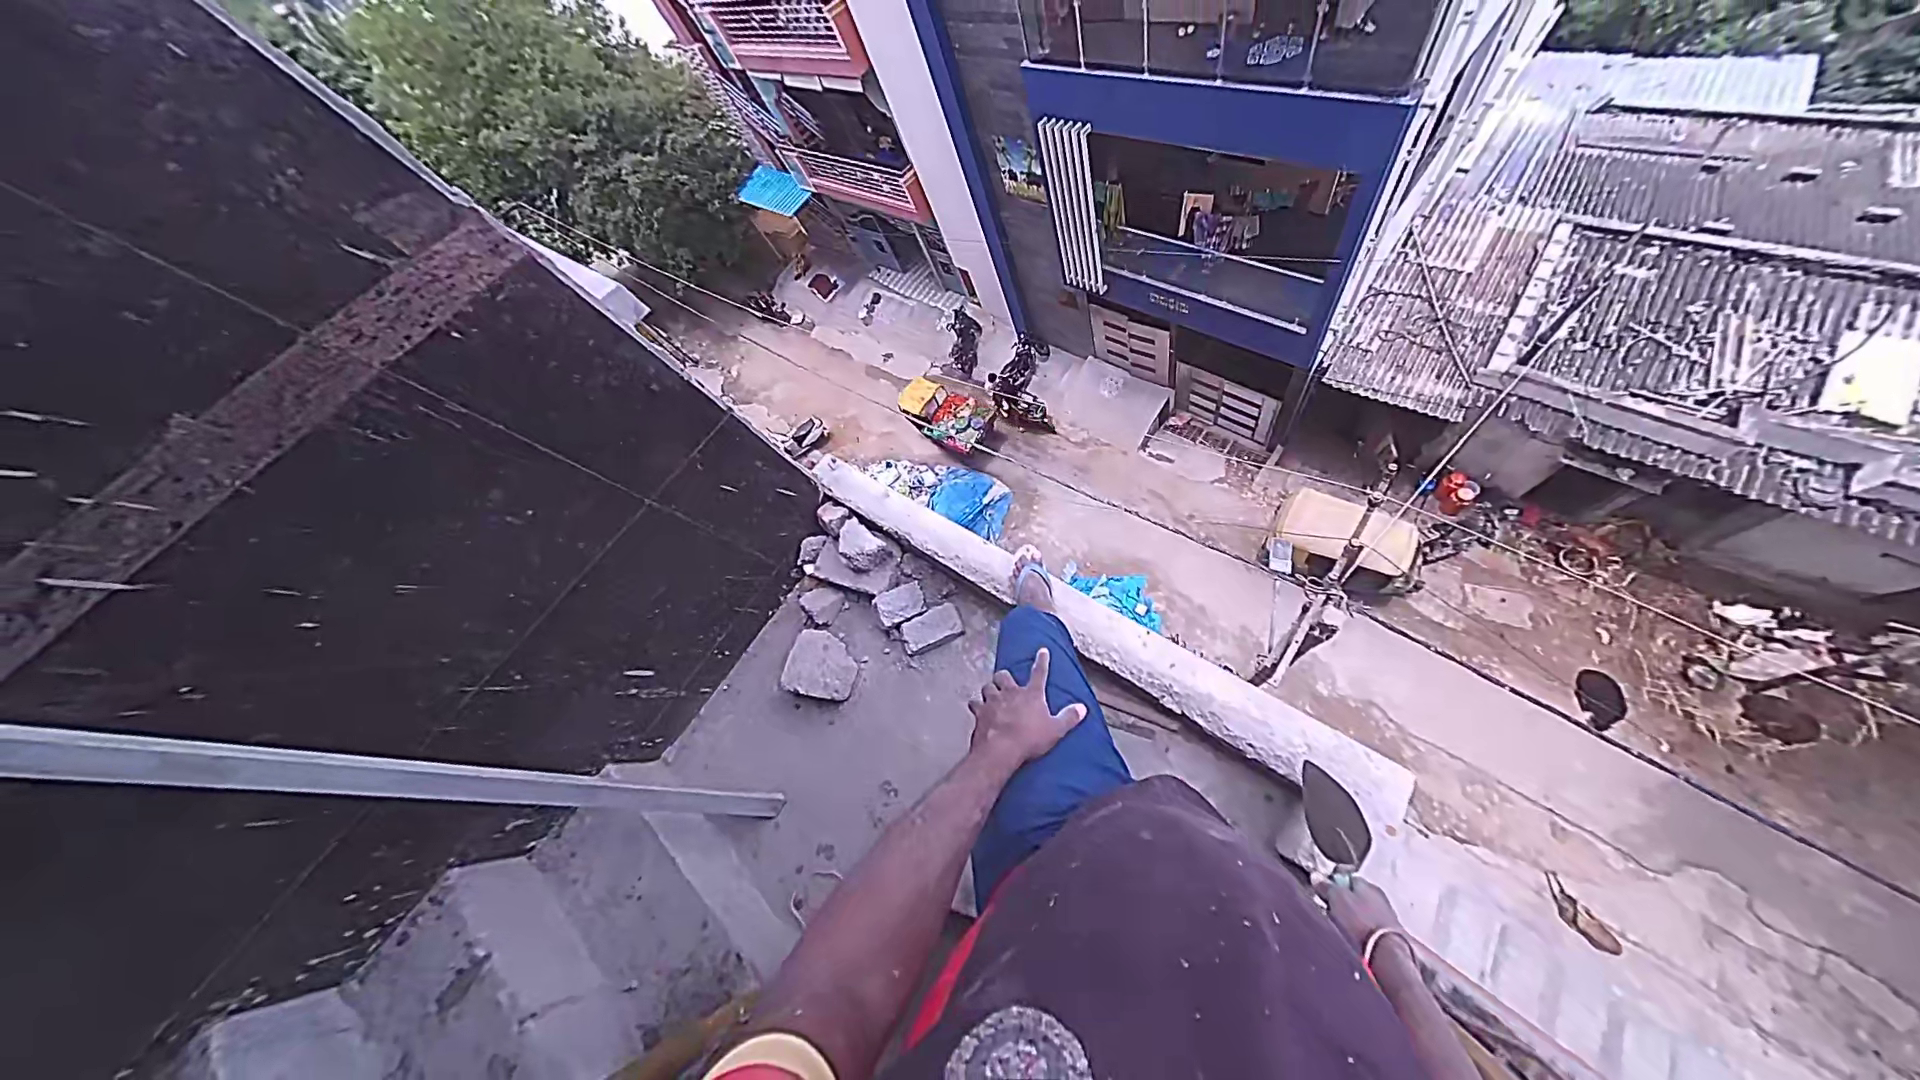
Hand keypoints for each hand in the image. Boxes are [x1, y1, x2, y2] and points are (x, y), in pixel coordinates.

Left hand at [968, 648, 1085, 768]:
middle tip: (1005, 681)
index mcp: (1031, 694)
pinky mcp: (979, 712)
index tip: (1042, 650)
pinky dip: (976, 705)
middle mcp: (1011, 692)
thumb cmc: (1030, 739)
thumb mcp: (1056, 729)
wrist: (1002, 749)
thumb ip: (1069, 717)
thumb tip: (1082, 708)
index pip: (1039, 672)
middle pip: (1004, 675)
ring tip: (991, 694)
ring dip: (989, 689)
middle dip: (1004, 677)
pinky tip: (977, 708)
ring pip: (987, 686)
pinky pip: (974, 703)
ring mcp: (993, 700)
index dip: (1042, 660)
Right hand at [1318, 874, 1399, 948]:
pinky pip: (1366, 928)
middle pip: (1353, 894)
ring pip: (1360, 911)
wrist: (1387, 952)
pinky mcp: (1387, 936)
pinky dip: (1358, 930)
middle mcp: (1378, 897)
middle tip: (1328, 909)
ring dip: (1349, 917)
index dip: (1331, 881)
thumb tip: (1317, 877)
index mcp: (1366, 883)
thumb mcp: (1336, 897)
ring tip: (1339, 926)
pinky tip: (1352, 937)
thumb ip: (1326, 885)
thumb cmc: (1362, 920)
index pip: (1345, 875)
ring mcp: (1385, 917)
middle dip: (1340, 901)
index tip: (1321, 889)